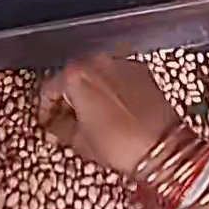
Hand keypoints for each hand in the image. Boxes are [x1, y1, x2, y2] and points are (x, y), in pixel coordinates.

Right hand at [38, 55, 180, 174]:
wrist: (163, 147)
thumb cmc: (121, 144)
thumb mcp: (81, 142)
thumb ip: (61, 128)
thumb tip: (56, 126)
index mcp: (76, 75)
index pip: (50, 89)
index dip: (45, 108)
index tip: (47, 121)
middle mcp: (97, 61)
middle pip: (72, 77)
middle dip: (68, 98)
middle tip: (66, 120)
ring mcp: (120, 63)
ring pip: (96, 74)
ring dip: (90, 91)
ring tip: (91, 116)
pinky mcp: (140, 69)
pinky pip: (117, 76)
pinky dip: (111, 88)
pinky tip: (113, 109)